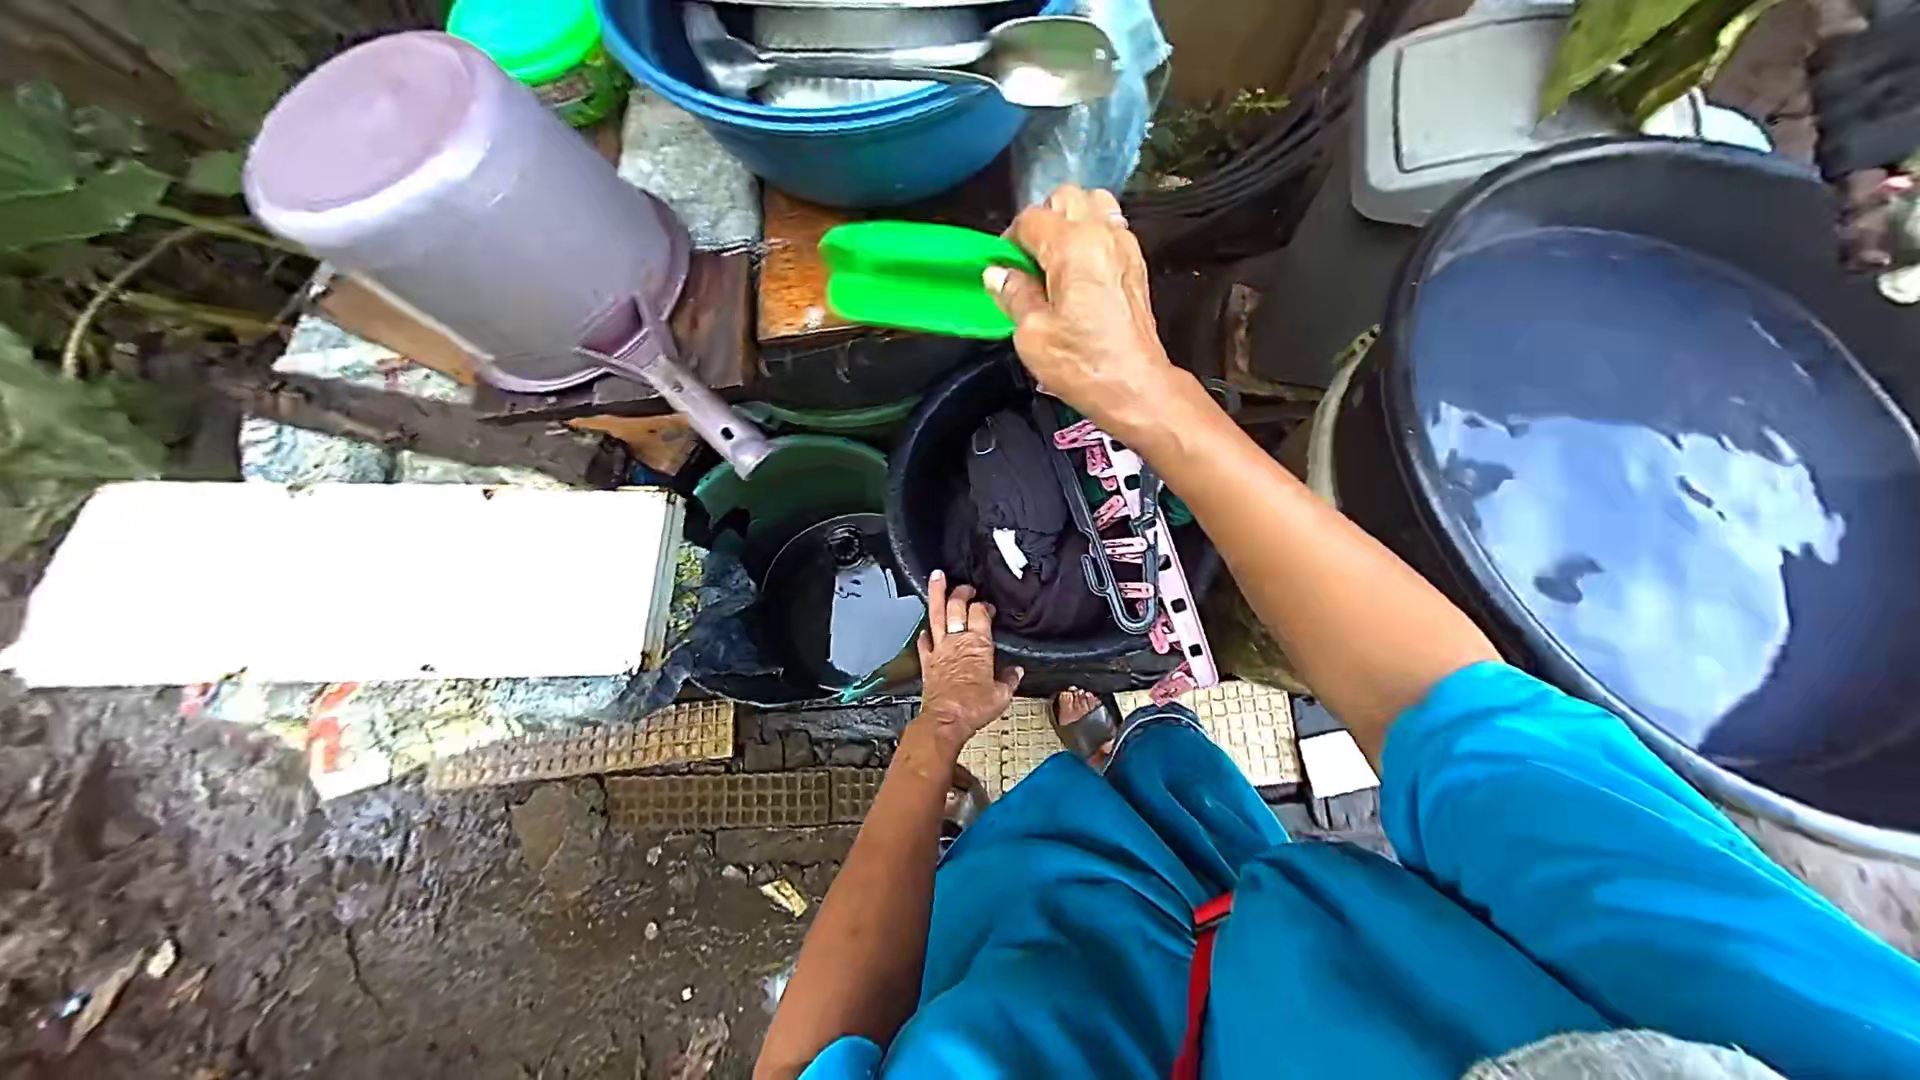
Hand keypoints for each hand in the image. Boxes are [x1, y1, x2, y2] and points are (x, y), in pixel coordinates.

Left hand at [911, 569, 1022, 755]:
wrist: (946, 720)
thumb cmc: (974, 707)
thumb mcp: (1001, 695)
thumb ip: (1009, 679)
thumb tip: (1016, 672)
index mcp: (978, 645)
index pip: (980, 613)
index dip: (984, 606)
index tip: (988, 607)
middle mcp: (957, 641)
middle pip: (956, 606)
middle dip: (961, 592)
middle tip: (966, 586)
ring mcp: (939, 649)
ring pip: (936, 615)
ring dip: (936, 594)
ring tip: (936, 577)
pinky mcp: (927, 662)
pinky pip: (924, 642)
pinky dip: (925, 634)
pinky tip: (925, 629)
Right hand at [985, 185, 1187, 438]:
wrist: (1134, 387)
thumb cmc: (1085, 365)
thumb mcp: (1032, 334)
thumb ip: (1013, 295)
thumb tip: (998, 274)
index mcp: (1073, 247)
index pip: (1031, 219)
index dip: (1010, 241)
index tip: (1002, 267)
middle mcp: (1103, 236)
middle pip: (1065, 198)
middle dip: (1041, 222)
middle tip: (1027, 260)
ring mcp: (1124, 248)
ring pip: (1093, 205)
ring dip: (1069, 223)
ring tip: (1054, 261)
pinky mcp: (1135, 266)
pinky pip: (1110, 229)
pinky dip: (1090, 237)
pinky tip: (1078, 272)